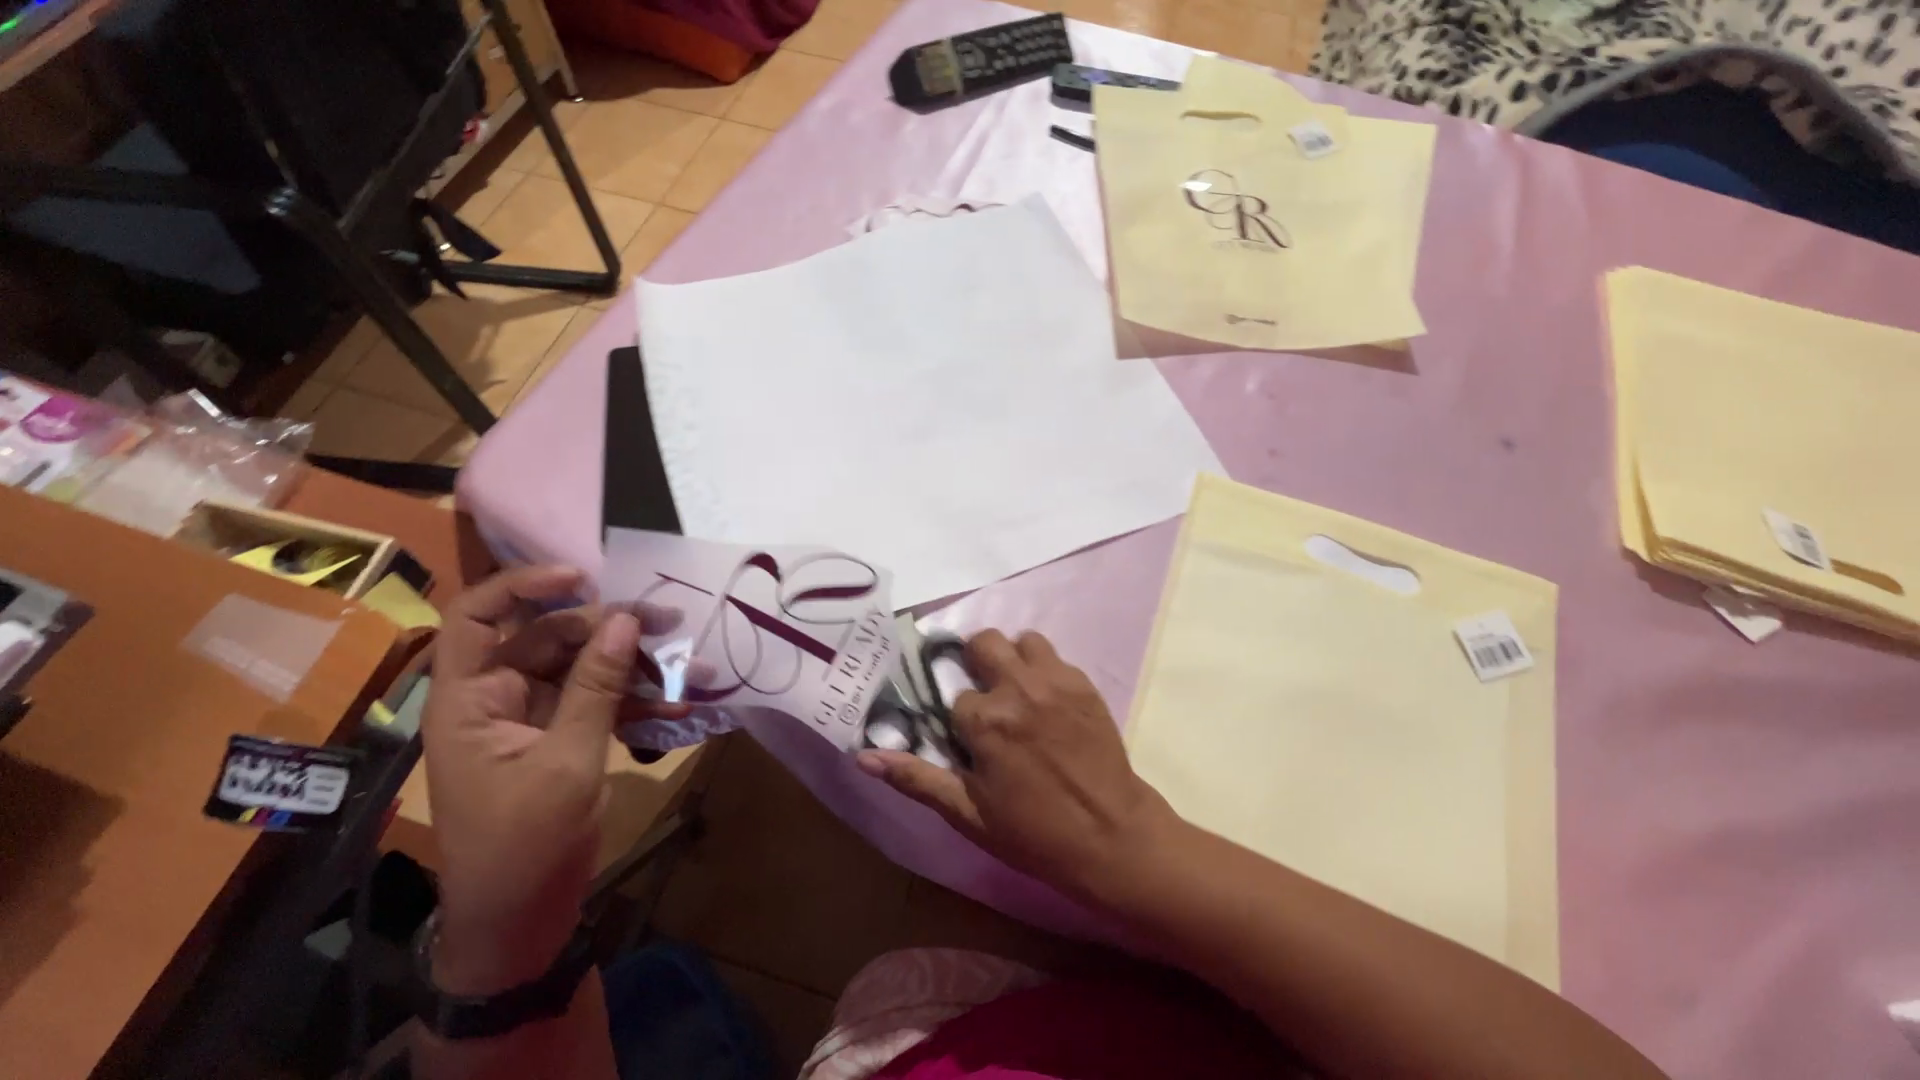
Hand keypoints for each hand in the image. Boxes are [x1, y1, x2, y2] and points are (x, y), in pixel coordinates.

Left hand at [422, 566, 684, 993]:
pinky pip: (594, 706)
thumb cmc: (526, 845)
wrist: (517, 926)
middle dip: (605, 629)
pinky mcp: (558, 744)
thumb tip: (623, 620)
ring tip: (684, 667)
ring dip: (629, 668)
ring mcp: (529, 723)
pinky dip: (631, 704)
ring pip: (579, 671)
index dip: (524, 586)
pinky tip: (676, 710)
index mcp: (470, 699)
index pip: (478, 617)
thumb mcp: (568, 762)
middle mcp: (494, 700)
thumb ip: (596, 687)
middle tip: (666, 624)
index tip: (584, 578)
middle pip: (546, 639)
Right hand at [856, 629, 1176, 899]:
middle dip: (977, 665)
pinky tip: (1047, 704)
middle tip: (985, 698)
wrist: (1111, 837)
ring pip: (1023, 641)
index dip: (958, 720)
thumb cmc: (1033, 833)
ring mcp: (1057, 683)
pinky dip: (1044, 671)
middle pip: (984, 643)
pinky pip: (1055, 657)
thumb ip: (917, 778)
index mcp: (986, 721)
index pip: (953, 698)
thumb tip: (863, 757)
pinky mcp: (1086, 686)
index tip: (968, 741)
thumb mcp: (968, 814)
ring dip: (1014, 661)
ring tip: (1017, 694)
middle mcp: (1019, 689)